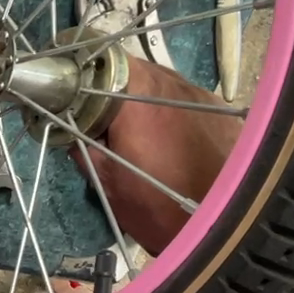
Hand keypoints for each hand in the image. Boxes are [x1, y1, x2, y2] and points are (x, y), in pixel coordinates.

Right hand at [77, 59, 240, 254]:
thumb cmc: (157, 209)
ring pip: (158, 81)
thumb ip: (83, 147)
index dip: (81, 77)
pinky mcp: (222, 109)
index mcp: (139, 99)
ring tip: (129, 130)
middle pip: (131, 68)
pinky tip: (162, 138)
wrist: (225, 228)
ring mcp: (202, 94)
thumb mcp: (106, 183)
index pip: (101, 64)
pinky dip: (165, 110)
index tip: (68, 99)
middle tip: (95, 118)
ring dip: (137, 98)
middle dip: (108, 88)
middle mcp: (173, 85)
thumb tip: (72, 129)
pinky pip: (182, 98)